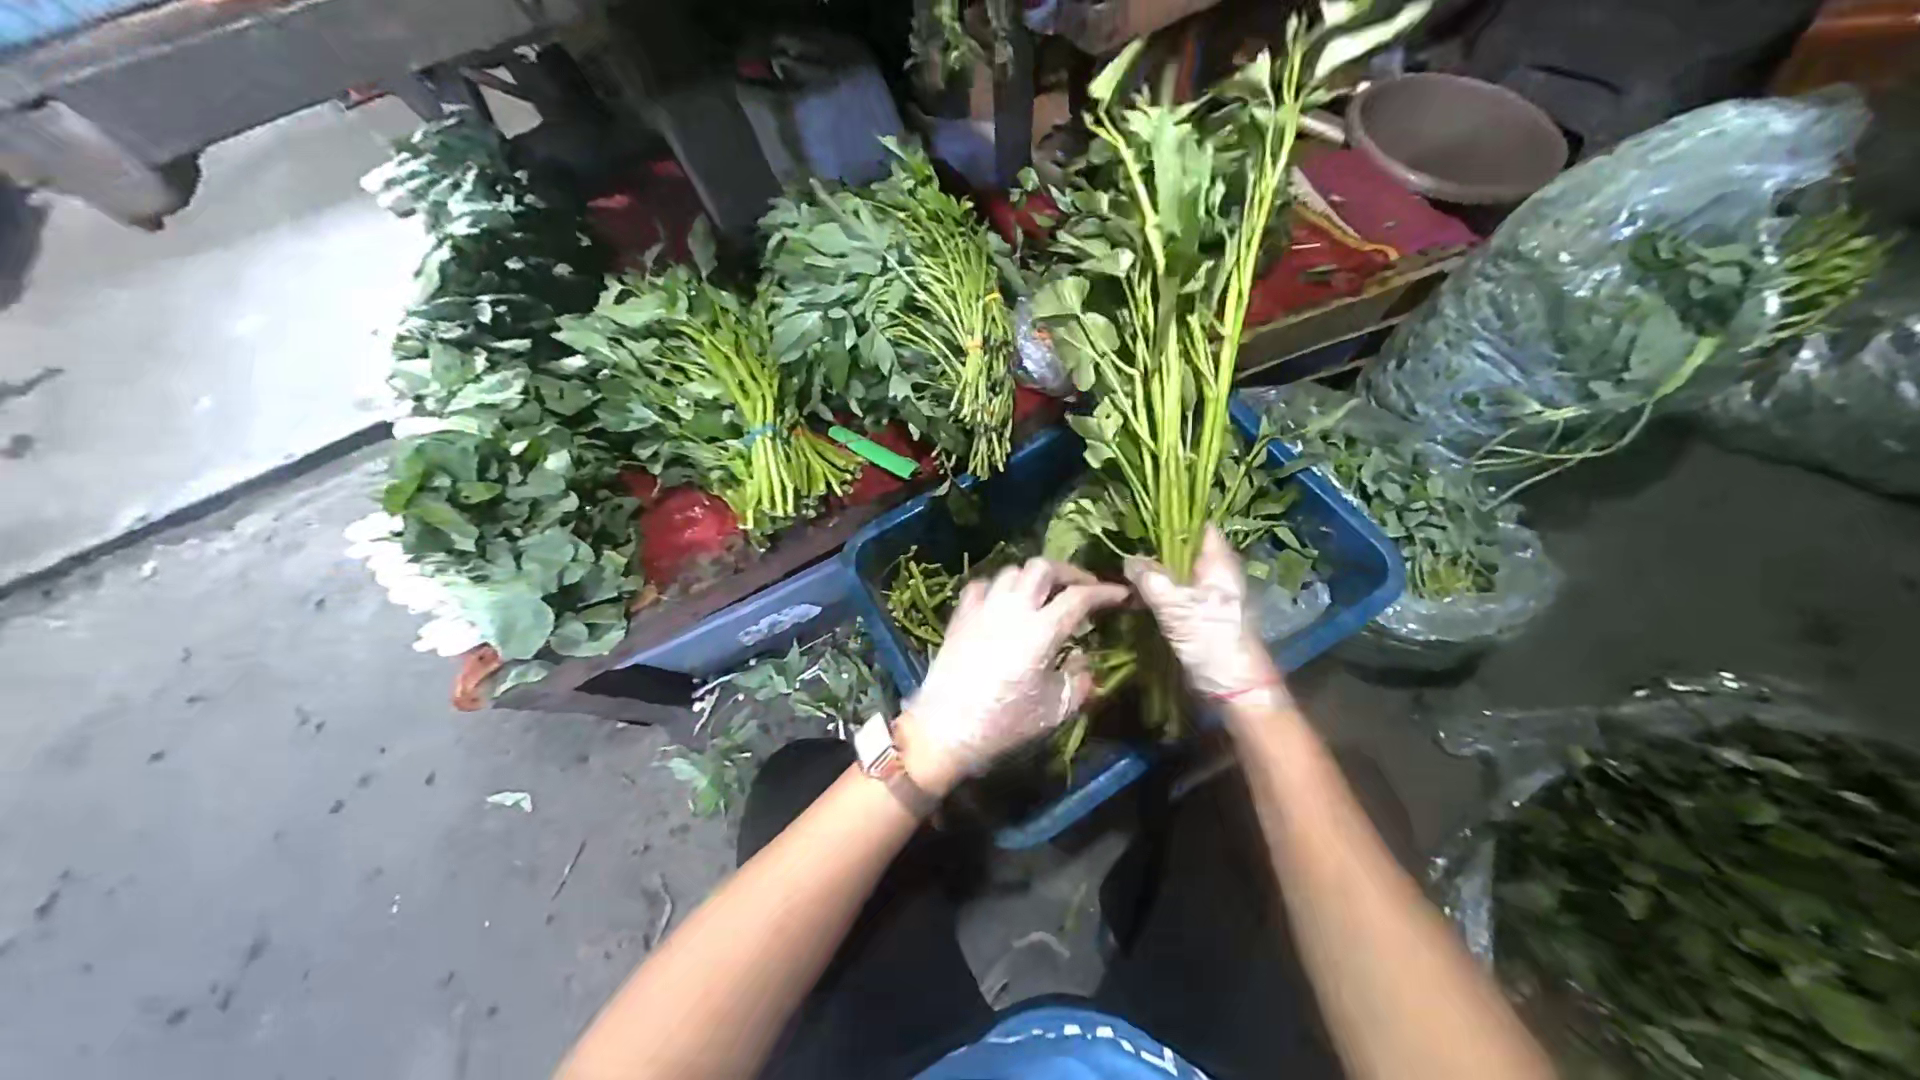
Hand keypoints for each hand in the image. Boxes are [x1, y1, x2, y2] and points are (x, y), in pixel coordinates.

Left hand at [897, 558, 1129, 793]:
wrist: (945, 730)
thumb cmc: (1004, 724)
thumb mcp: (1054, 709)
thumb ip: (1079, 681)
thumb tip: (1085, 661)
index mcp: (1042, 631)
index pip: (1079, 597)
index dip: (1104, 592)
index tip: (1120, 595)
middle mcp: (1013, 609)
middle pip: (1043, 567)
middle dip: (1068, 572)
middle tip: (1081, 587)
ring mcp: (983, 608)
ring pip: (1012, 571)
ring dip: (1033, 577)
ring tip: (1043, 594)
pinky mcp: (960, 616)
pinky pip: (982, 586)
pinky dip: (999, 587)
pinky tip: (1004, 602)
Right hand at [1124, 525, 1289, 708]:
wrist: (1233, 685)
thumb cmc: (1211, 638)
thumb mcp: (1175, 606)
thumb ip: (1149, 578)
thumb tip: (1128, 559)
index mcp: (1218, 561)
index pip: (1198, 526)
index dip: (1173, 519)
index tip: (1142, 517)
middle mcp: (1214, 572)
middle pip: (1183, 548)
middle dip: (1155, 546)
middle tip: (1123, 543)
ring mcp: (1206, 593)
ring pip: (1176, 571)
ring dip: (1152, 570)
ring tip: (1122, 567)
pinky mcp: (1196, 613)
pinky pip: (1173, 592)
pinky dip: (1155, 590)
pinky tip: (1133, 592)